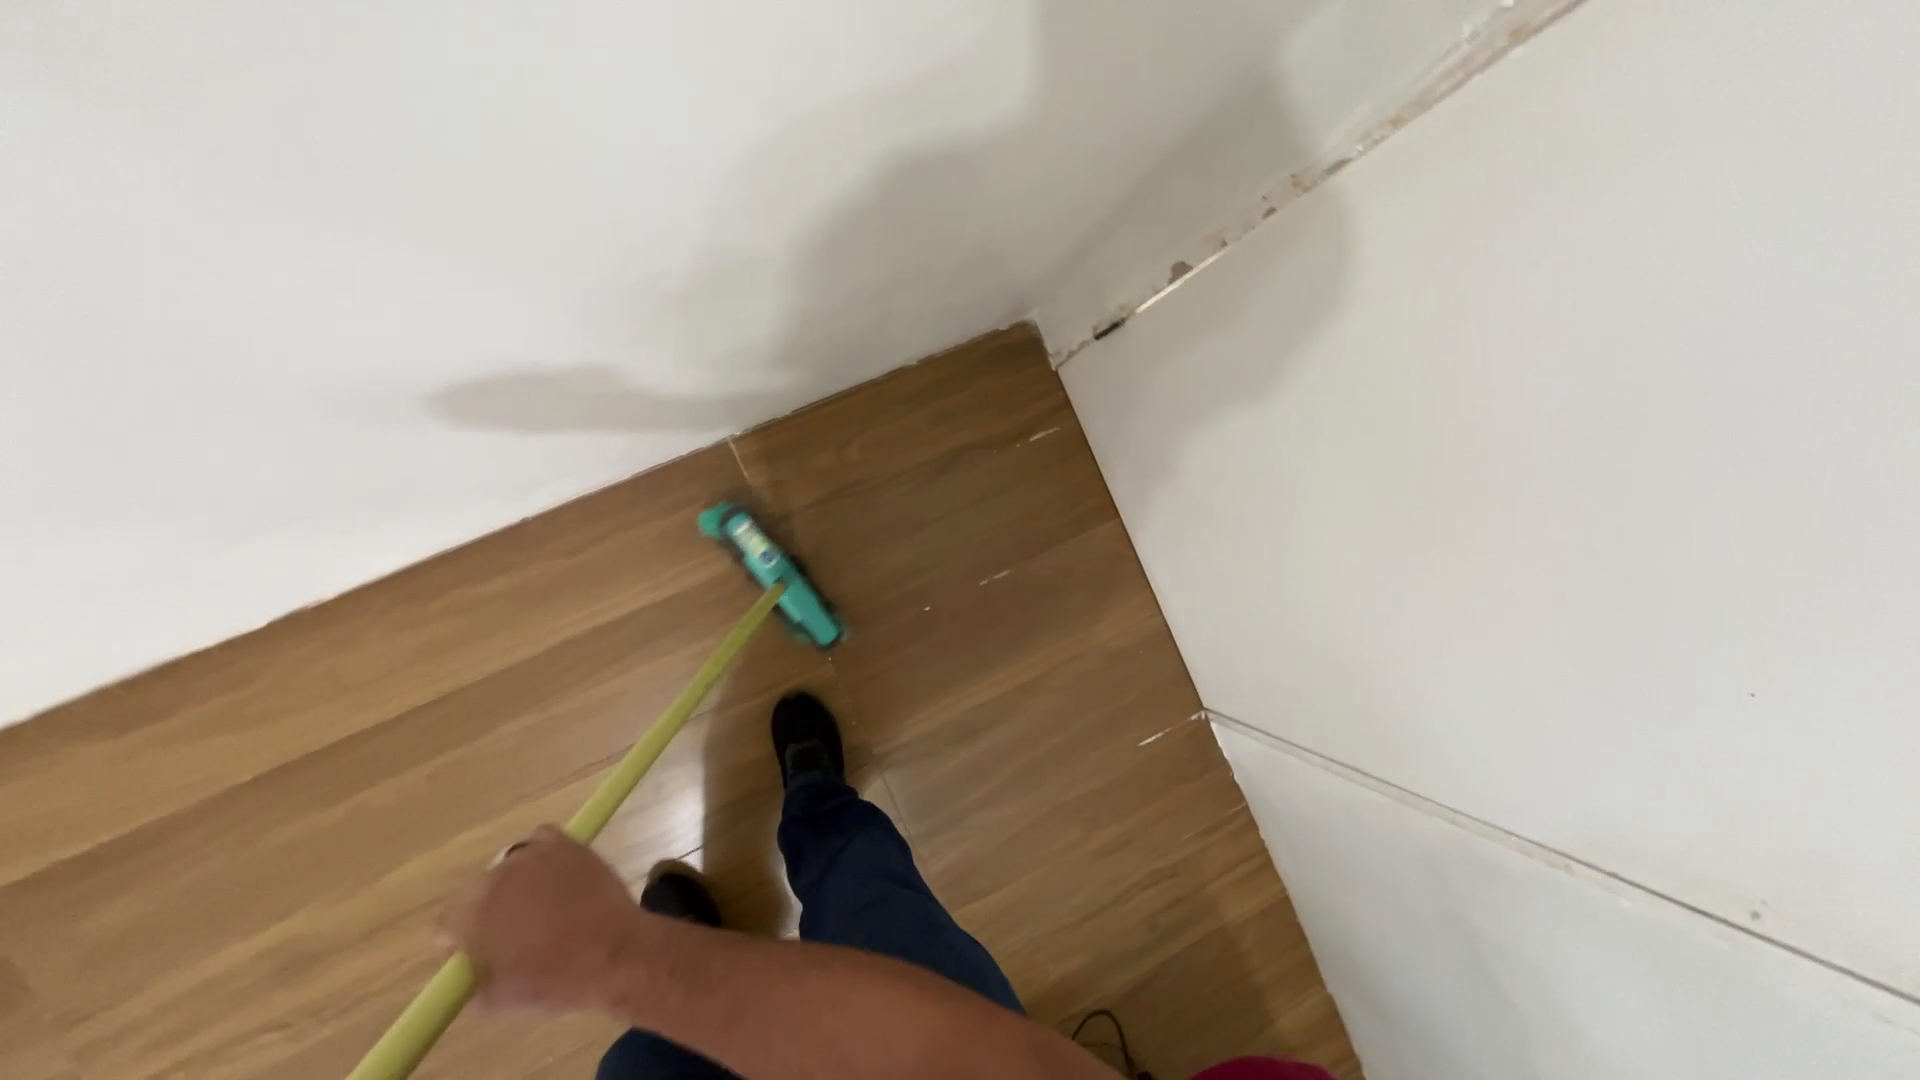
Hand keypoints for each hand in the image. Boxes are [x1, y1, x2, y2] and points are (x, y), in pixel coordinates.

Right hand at [438, 825, 647, 1013]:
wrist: (615, 951)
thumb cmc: (554, 979)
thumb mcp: (495, 998)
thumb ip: (470, 979)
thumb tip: (468, 967)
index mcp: (473, 913)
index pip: (447, 923)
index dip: (459, 941)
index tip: (475, 954)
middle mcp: (498, 875)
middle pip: (479, 891)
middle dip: (488, 911)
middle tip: (511, 932)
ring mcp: (535, 853)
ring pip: (509, 865)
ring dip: (514, 882)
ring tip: (538, 904)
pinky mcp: (567, 843)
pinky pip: (542, 840)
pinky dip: (542, 855)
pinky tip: (554, 876)